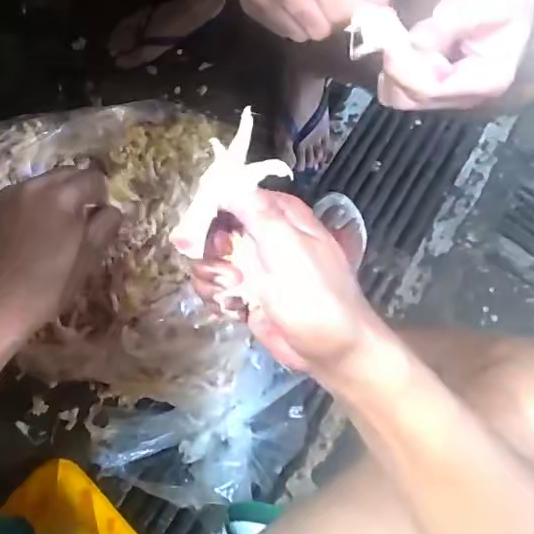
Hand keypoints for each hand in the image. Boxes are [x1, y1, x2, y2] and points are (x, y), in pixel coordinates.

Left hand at [0, 168, 121, 337]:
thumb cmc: (48, 287)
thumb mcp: (87, 259)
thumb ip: (105, 226)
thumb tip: (111, 210)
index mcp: (63, 196)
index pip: (93, 178)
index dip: (102, 197)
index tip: (99, 219)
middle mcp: (35, 186)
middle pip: (67, 173)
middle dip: (79, 190)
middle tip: (81, 220)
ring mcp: (9, 194)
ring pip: (43, 182)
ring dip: (55, 195)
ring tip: (54, 226)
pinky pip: (21, 194)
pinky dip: (33, 204)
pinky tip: (30, 231)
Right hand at [191, 190, 383, 381]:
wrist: (334, 350)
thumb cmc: (316, 295)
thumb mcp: (288, 247)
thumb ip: (256, 213)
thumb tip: (227, 182)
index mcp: (279, 214)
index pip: (233, 195)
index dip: (210, 208)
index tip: (199, 229)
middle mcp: (264, 235)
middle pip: (214, 228)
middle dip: (209, 249)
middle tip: (224, 267)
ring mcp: (255, 266)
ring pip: (210, 259)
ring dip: (213, 277)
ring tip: (234, 291)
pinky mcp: (247, 294)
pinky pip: (216, 287)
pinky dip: (218, 298)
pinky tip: (234, 310)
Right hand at [222, 0, 384, 42]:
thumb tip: (380, 5)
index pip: (340, 8)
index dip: (354, 15)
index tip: (361, 12)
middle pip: (321, 28)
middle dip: (332, 21)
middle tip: (332, 6)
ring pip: (301, 35)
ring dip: (311, 24)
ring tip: (311, 3)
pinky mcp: (249, 5)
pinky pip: (281, 31)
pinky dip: (292, 23)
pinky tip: (291, 2)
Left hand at [378, 0, 533, 110]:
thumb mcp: (479, 3)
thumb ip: (446, 25)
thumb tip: (415, 43)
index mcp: (487, 80)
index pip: (433, 90)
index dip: (406, 70)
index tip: (392, 44)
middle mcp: (468, 96)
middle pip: (414, 99)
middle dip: (396, 71)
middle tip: (390, 39)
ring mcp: (452, 95)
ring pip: (404, 98)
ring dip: (392, 72)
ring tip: (396, 41)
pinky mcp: (438, 87)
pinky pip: (405, 89)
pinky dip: (395, 71)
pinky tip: (399, 48)